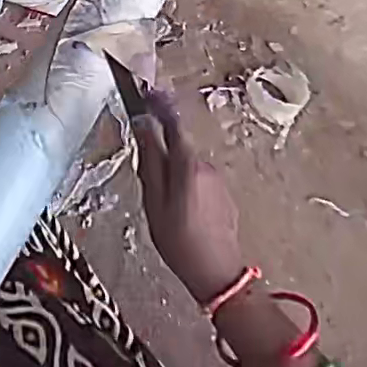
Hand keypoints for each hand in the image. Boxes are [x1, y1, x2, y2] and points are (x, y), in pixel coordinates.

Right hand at [133, 80, 244, 303]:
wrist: (218, 276)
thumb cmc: (178, 238)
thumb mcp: (154, 198)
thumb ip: (149, 159)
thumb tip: (142, 124)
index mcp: (188, 162)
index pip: (171, 121)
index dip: (158, 104)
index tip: (144, 90)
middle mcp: (206, 165)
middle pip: (177, 145)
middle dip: (161, 152)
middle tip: (146, 180)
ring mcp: (218, 181)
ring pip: (186, 164)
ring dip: (173, 173)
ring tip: (163, 205)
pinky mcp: (223, 196)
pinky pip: (198, 179)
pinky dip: (185, 185)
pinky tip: (180, 211)